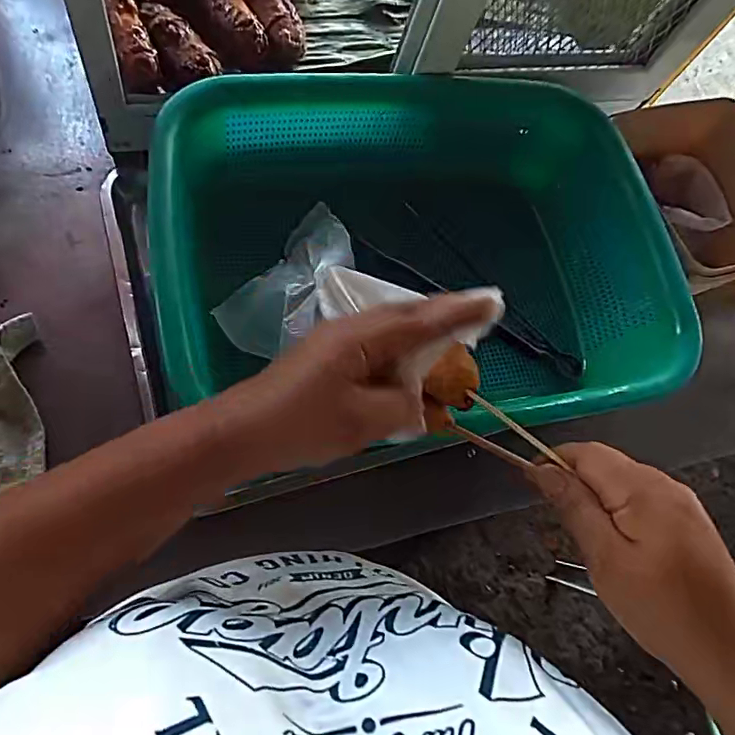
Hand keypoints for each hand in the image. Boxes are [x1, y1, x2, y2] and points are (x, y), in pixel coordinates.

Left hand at [213, 292, 500, 471]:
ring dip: (422, 334)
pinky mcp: (327, 356)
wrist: (241, 432)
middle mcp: (351, 329)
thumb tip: (416, 398)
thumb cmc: (302, 426)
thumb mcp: (364, 423)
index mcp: (362, 338)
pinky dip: (400, 352)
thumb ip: (403, 406)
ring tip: (451, 339)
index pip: (422, 321)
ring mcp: (335, 340)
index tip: (493, 301)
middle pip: (407, 316)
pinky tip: (407, 366)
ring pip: (390, 329)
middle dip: (445, 315)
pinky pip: (375, 345)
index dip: (461, 312)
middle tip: (480, 315)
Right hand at [528, 443, 734, 672]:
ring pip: (621, 483)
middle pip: (604, 464)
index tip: (529, 485)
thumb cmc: (662, 609)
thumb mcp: (605, 559)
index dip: (552, 462)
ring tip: (585, 543)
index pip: (585, 452)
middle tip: (556, 527)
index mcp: (642, 488)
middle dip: (573, 484)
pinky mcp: (687, 520)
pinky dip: (618, 514)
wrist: (727, 647)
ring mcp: (680, 501)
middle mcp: (664, 484)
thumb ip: (574, 507)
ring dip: (594, 500)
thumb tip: (545, 471)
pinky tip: (616, 548)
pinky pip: (641, 501)